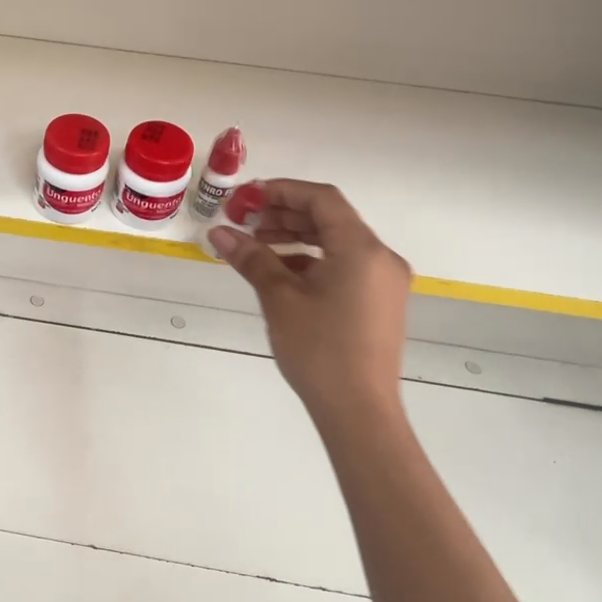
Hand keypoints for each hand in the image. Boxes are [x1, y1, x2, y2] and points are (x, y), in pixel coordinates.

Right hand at [207, 179, 411, 422]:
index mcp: (362, 249)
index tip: (245, 198)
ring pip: (336, 242)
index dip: (281, 191)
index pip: (322, 199)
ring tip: (255, 245)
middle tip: (243, 220)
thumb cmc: (319, 349)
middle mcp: (380, 258)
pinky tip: (279, 272)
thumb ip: (252, 257)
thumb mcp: (279, 298)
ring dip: (295, 236)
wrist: (359, 411)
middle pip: (330, 218)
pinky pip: (343, 265)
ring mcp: (383, 282)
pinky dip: (311, 260)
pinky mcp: (378, 302)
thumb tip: (219, 232)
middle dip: (284, 213)